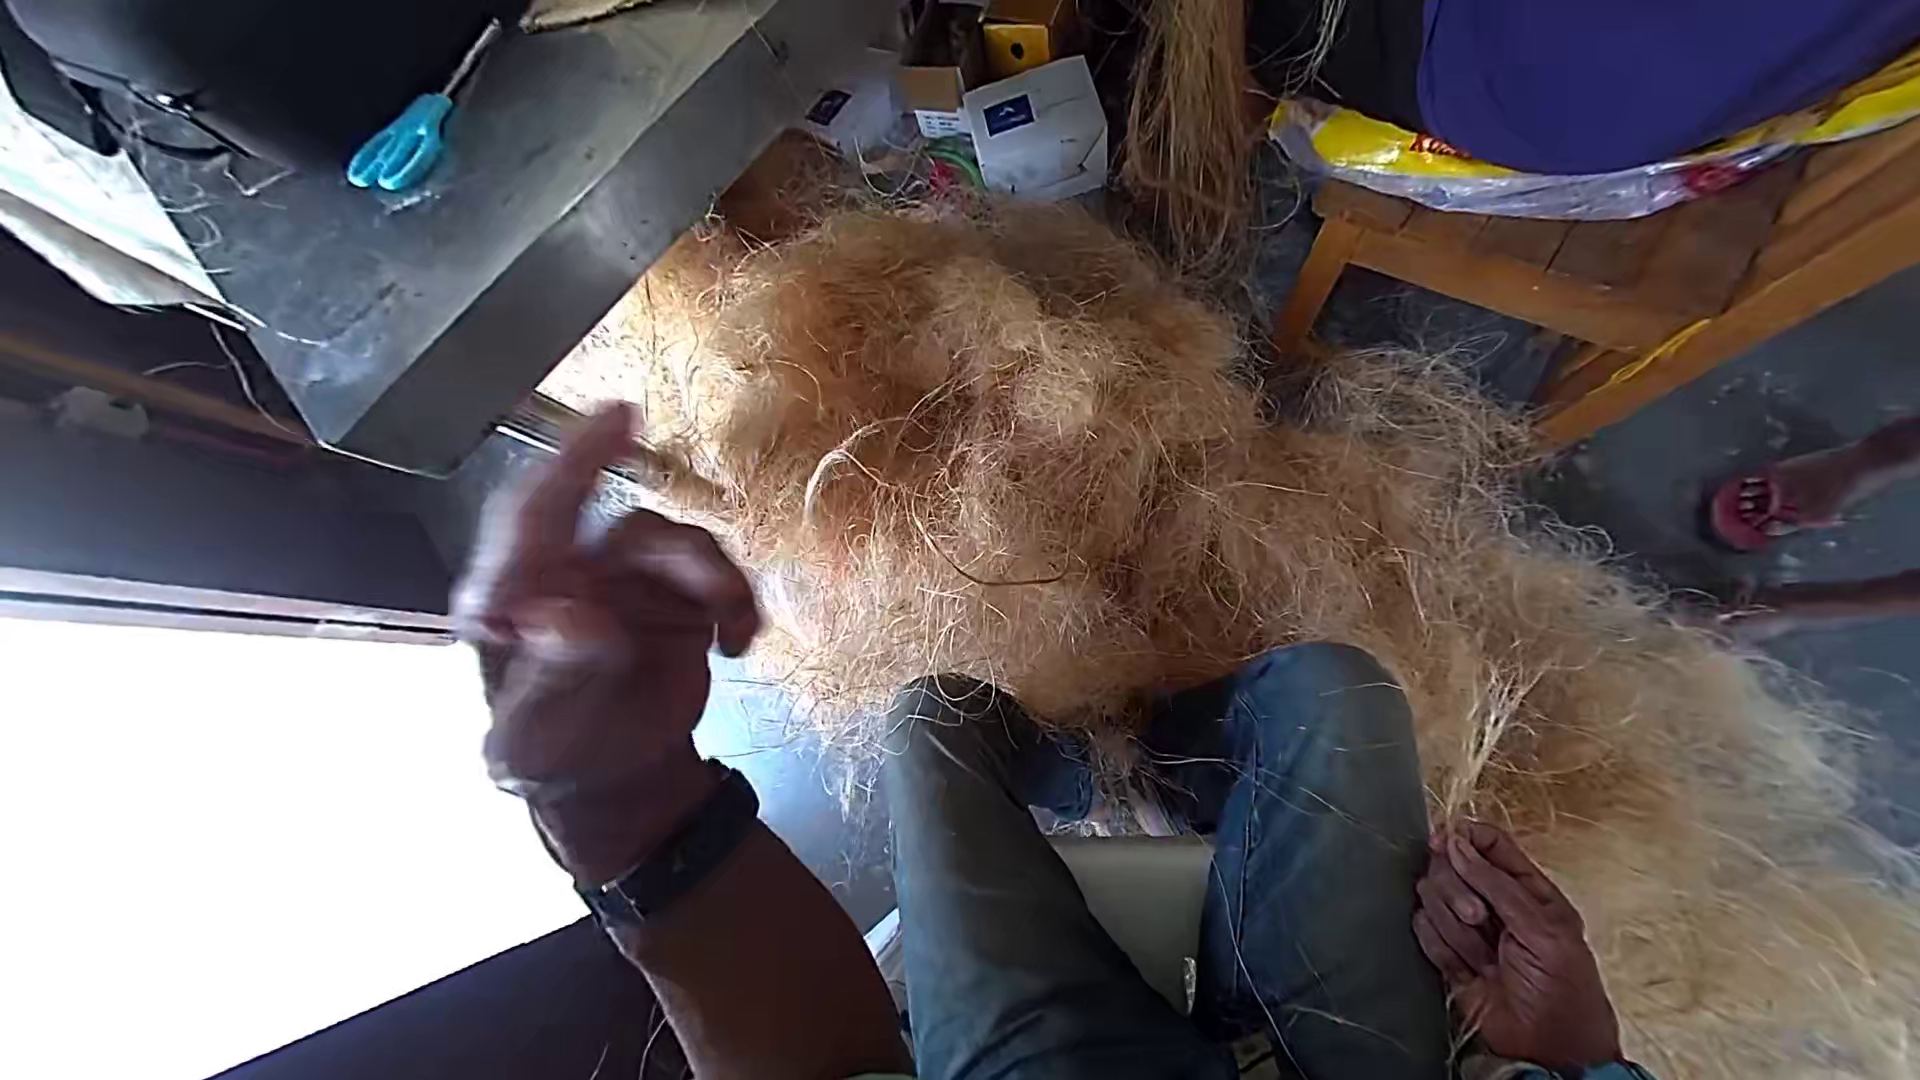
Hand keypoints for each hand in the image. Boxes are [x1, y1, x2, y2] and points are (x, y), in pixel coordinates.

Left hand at [452, 403, 760, 883]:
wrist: (616, 772)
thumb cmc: (555, 751)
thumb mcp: (538, 733)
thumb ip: (555, 675)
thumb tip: (573, 617)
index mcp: (520, 594)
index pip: (538, 515)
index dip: (577, 459)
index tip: (621, 412)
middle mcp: (580, 573)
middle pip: (641, 533)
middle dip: (687, 561)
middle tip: (723, 602)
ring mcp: (637, 584)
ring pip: (690, 549)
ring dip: (722, 583)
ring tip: (735, 631)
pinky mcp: (683, 602)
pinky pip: (725, 581)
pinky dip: (743, 607)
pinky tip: (738, 645)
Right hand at [1413, 821, 1620, 1069]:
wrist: (1546, 1050)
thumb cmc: (1562, 991)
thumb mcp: (1545, 934)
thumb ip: (1498, 884)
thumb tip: (1452, 841)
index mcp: (1525, 889)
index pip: (1486, 841)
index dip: (1463, 838)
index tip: (1445, 845)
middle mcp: (1491, 898)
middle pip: (1447, 863)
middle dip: (1456, 891)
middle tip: (1479, 918)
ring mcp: (1463, 921)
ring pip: (1429, 892)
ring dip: (1454, 927)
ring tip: (1482, 957)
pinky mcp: (1441, 943)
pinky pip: (1421, 924)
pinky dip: (1443, 947)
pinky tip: (1468, 968)